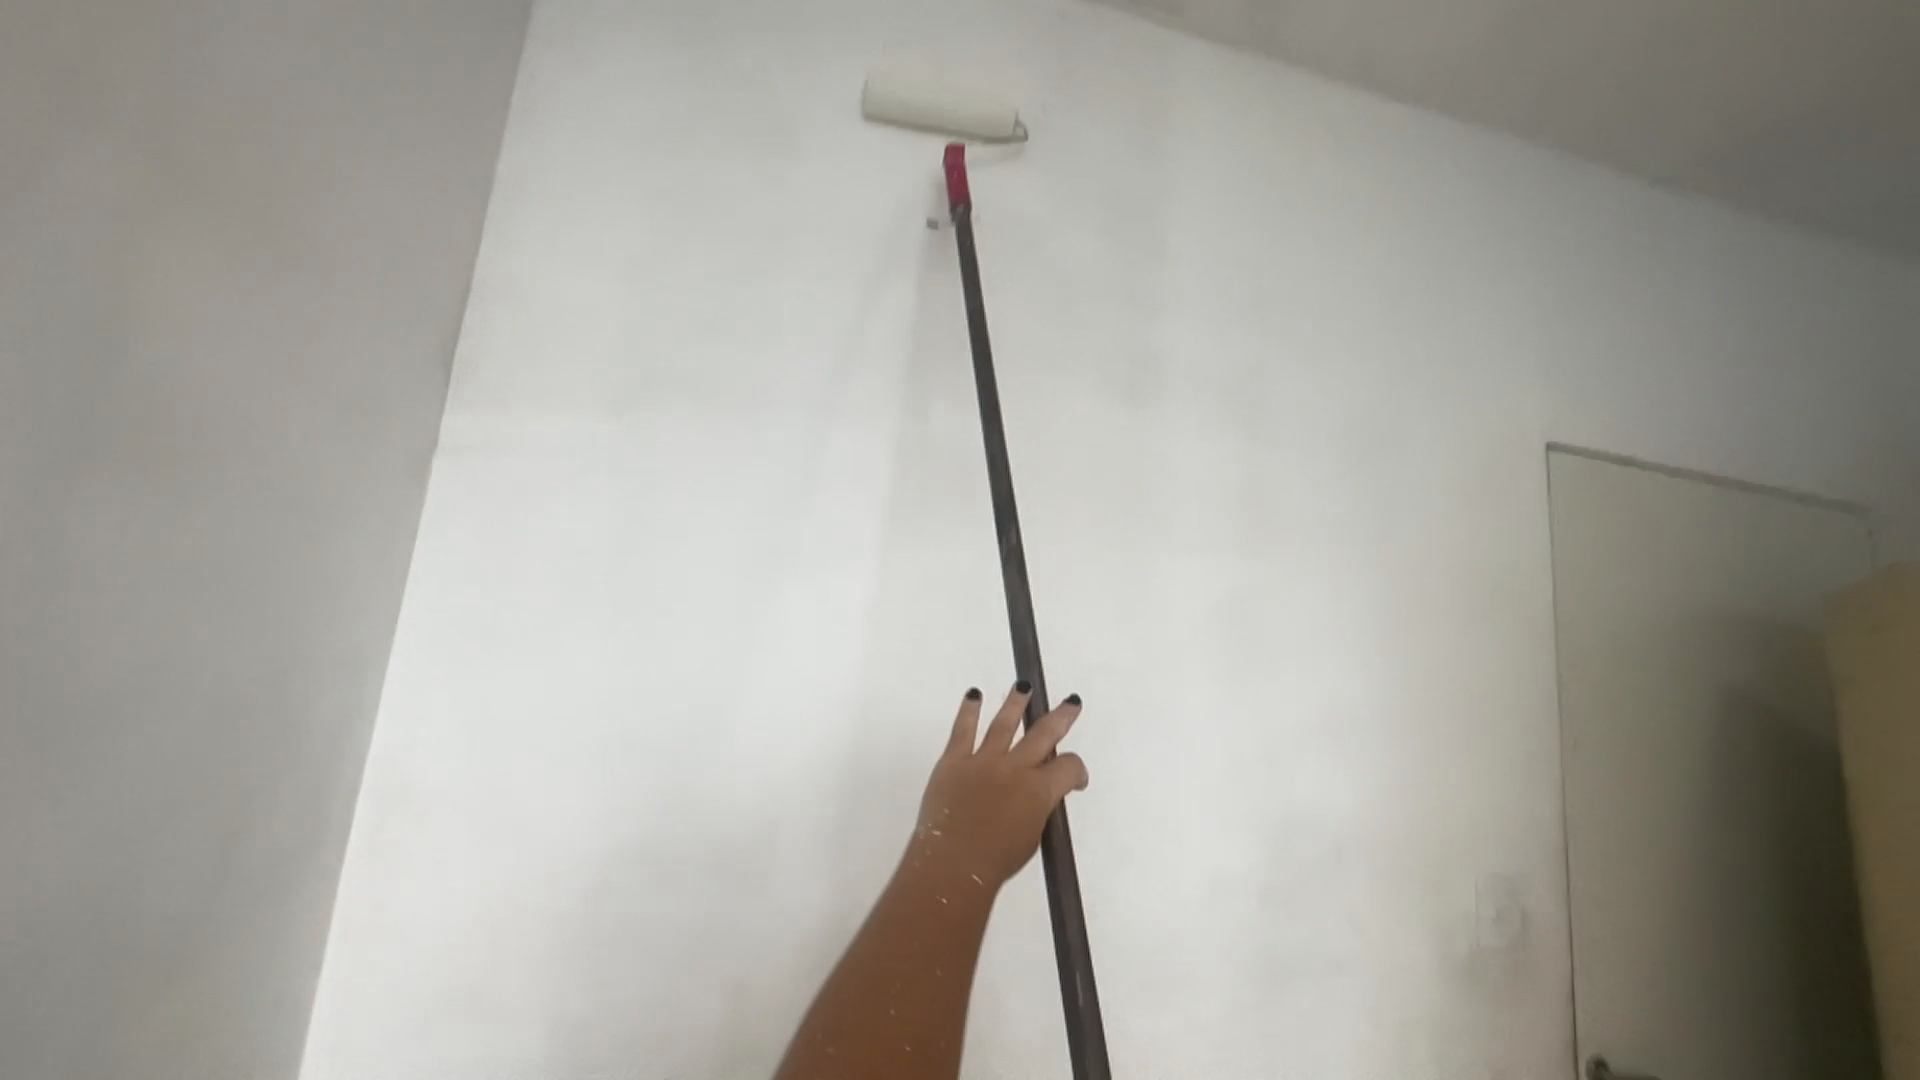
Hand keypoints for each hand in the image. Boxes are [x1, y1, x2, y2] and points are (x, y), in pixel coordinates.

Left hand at [910, 682, 1087, 889]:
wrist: (953, 863)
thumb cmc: (996, 861)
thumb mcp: (1031, 838)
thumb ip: (1036, 810)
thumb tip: (1034, 798)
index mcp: (1039, 790)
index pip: (1069, 767)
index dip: (1077, 771)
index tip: (1076, 778)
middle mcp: (1015, 768)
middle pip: (1043, 734)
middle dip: (1060, 717)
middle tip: (1070, 702)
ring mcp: (983, 760)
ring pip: (1004, 723)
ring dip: (1015, 703)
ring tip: (1023, 686)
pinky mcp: (954, 760)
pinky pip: (963, 730)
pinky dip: (969, 710)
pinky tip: (973, 695)